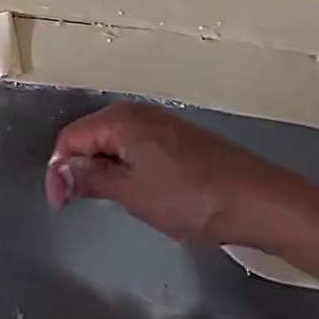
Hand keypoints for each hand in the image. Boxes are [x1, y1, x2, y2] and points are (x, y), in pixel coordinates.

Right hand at [45, 102, 287, 246]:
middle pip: (90, 136)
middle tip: (83, 204)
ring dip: (105, 170)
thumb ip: (90, 179)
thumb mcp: (132, 193)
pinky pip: (138, 146)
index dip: (58, 171)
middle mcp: (138, 112)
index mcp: (120, 120)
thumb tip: (58, 172)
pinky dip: (129, 167)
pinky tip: (145, 192)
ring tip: (117, 201)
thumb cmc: (191, 198)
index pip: (69, 139)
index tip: (62, 205)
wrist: (260, 200)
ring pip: (115, 143)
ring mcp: (161, 122)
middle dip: (80, 168)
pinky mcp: (179, 137)